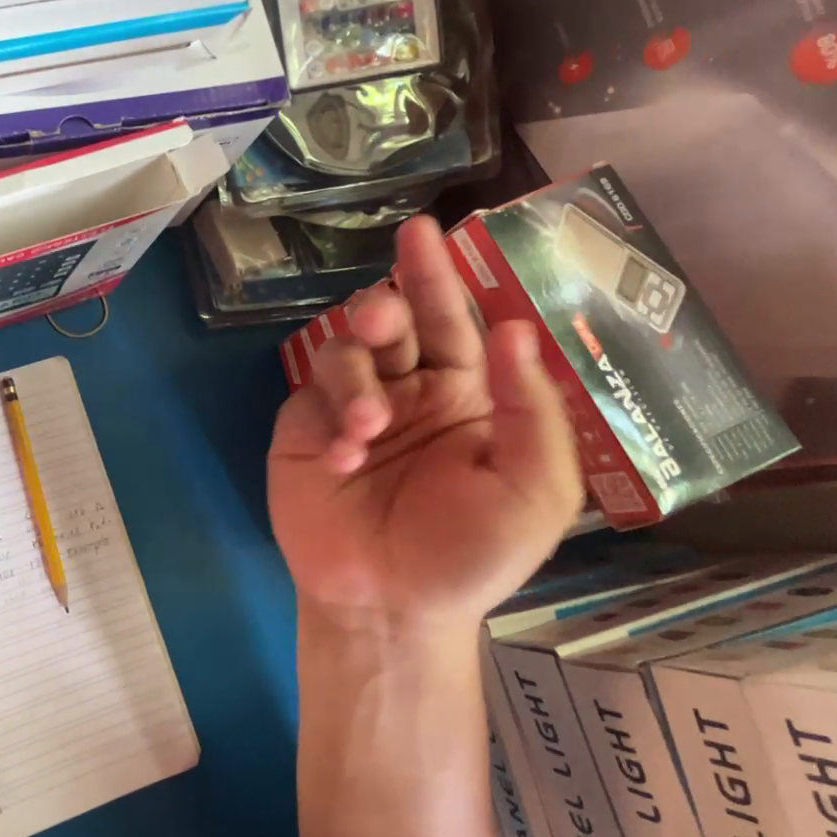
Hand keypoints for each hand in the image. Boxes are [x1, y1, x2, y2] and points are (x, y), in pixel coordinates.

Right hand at [267, 216, 583, 635]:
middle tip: (379, 325)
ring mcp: (349, 407)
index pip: (456, 323)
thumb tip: (511, 330)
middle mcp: (408, 390)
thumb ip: (531, 413)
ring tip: (367, 429)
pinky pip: (310, 398)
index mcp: (468, 396)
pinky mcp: (304, 428)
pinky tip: (343, 460)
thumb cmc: (468, 554)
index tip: (422, 230)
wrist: (387, 605)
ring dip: (355, 378)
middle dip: (386, 310)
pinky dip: (328, 420)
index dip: (439, 277)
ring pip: (344, 352)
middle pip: (392, 322)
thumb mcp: (532, 491)